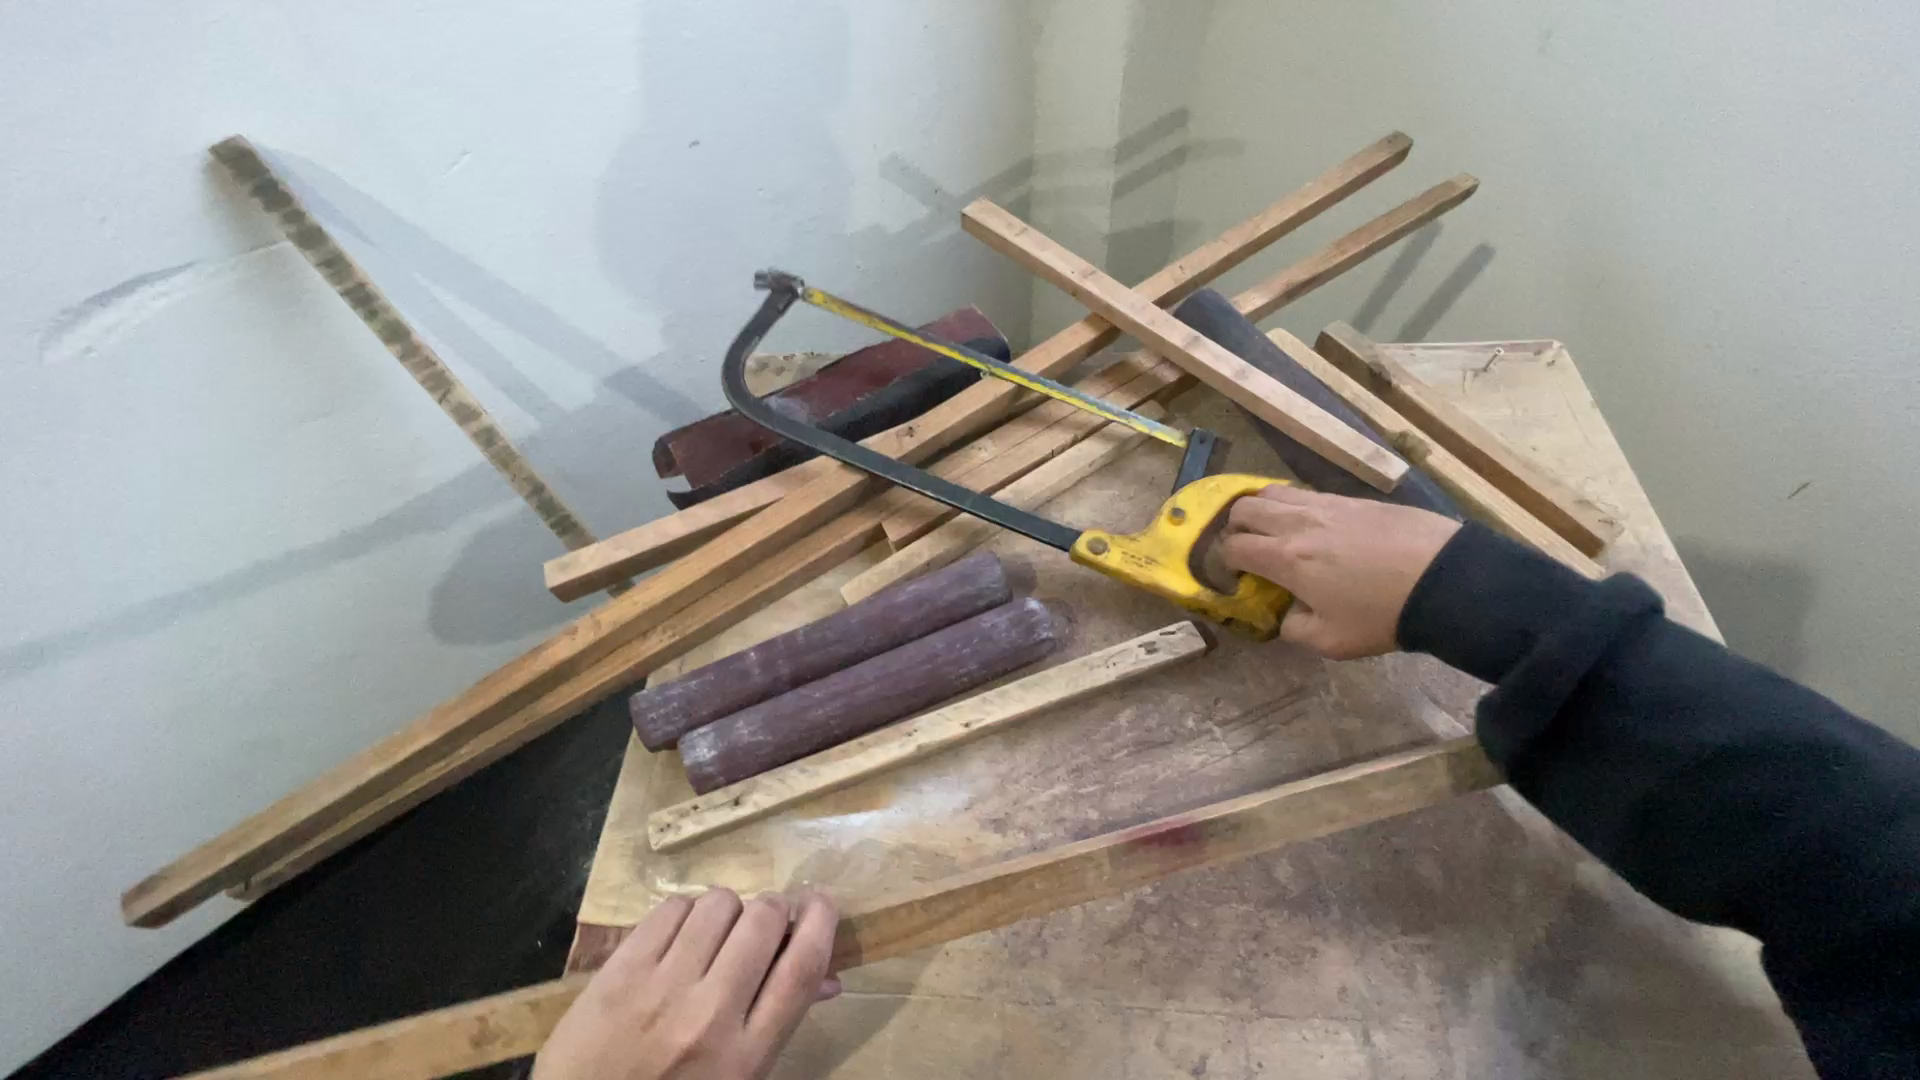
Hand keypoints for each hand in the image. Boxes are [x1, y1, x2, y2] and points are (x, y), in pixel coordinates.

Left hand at [534, 888, 839, 1079]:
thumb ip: (781, 1023)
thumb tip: (830, 976)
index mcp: (745, 1056)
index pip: (802, 967)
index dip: (821, 922)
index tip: (822, 903)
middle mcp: (708, 1016)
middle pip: (764, 920)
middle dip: (773, 910)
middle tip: (764, 924)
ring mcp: (660, 990)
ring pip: (719, 903)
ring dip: (728, 911)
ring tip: (716, 934)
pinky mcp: (618, 972)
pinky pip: (671, 908)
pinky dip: (685, 913)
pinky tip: (679, 937)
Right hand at [1220, 486, 1459, 659]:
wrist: (1446, 580)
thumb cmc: (1382, 615)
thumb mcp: (1331, 641)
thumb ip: (1293, 627)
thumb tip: (1285, 613)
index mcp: (1285, 559)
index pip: (1233, 547)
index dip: (1224, 560)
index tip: (1233, 574)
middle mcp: (1296, 523)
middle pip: (1243, 509)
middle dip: (1234, 527)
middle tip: (1246, 547)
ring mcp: (1325, 505)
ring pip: (1272, 492)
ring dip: (1261, 509)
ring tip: (1272, 529)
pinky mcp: (1352, 498)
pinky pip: (1306, 492)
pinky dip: (1293, 504)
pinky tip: (1309, 523)